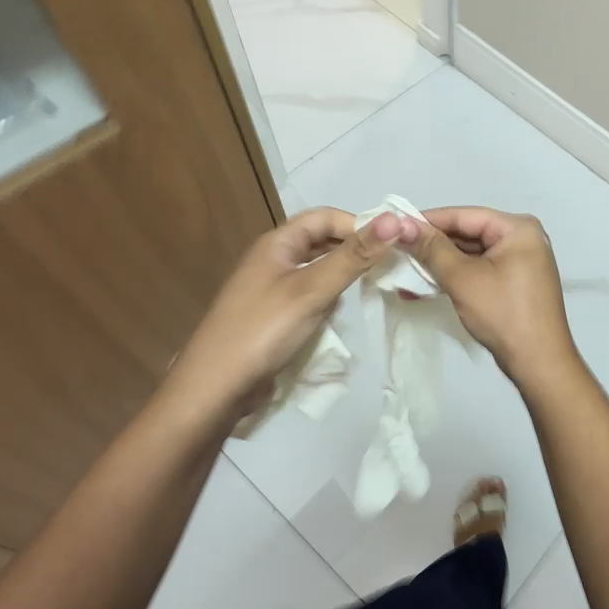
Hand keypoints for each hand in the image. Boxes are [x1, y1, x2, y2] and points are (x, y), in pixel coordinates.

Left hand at [163, 208, 408, 419]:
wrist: (213, 392)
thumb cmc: (263, 331)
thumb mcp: (313, 290)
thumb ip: (354, 256)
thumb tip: (396, 219)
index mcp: (277, 243)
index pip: (326, 216)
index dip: (358, 224)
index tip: (391, 245)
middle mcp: (273, 259)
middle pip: (322, 241)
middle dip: (354, 249)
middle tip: (389, 266)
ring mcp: (271, 289)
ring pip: (318, 269)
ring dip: (343, 275)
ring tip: (371, 288)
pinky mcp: (273, 316)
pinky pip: (309, 295)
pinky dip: (329, 299)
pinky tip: (341, 314)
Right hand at [403, 206, 579, 387]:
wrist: (538, 361)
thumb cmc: (503, 313)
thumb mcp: (462, 278)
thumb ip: (432, 249)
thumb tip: (403, 225)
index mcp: (518, 228)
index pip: (465, 215)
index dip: (428, 220)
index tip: (395, 225)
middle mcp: (523, 238)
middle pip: (469, 233)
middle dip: (432, 245)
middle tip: (396, 249)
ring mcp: (521, 261)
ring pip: (472, 254)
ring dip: (440, 264)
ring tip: (403, 271)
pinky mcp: (515, 282)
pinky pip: (480, 270)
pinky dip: (455, 277)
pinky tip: (424, 287)